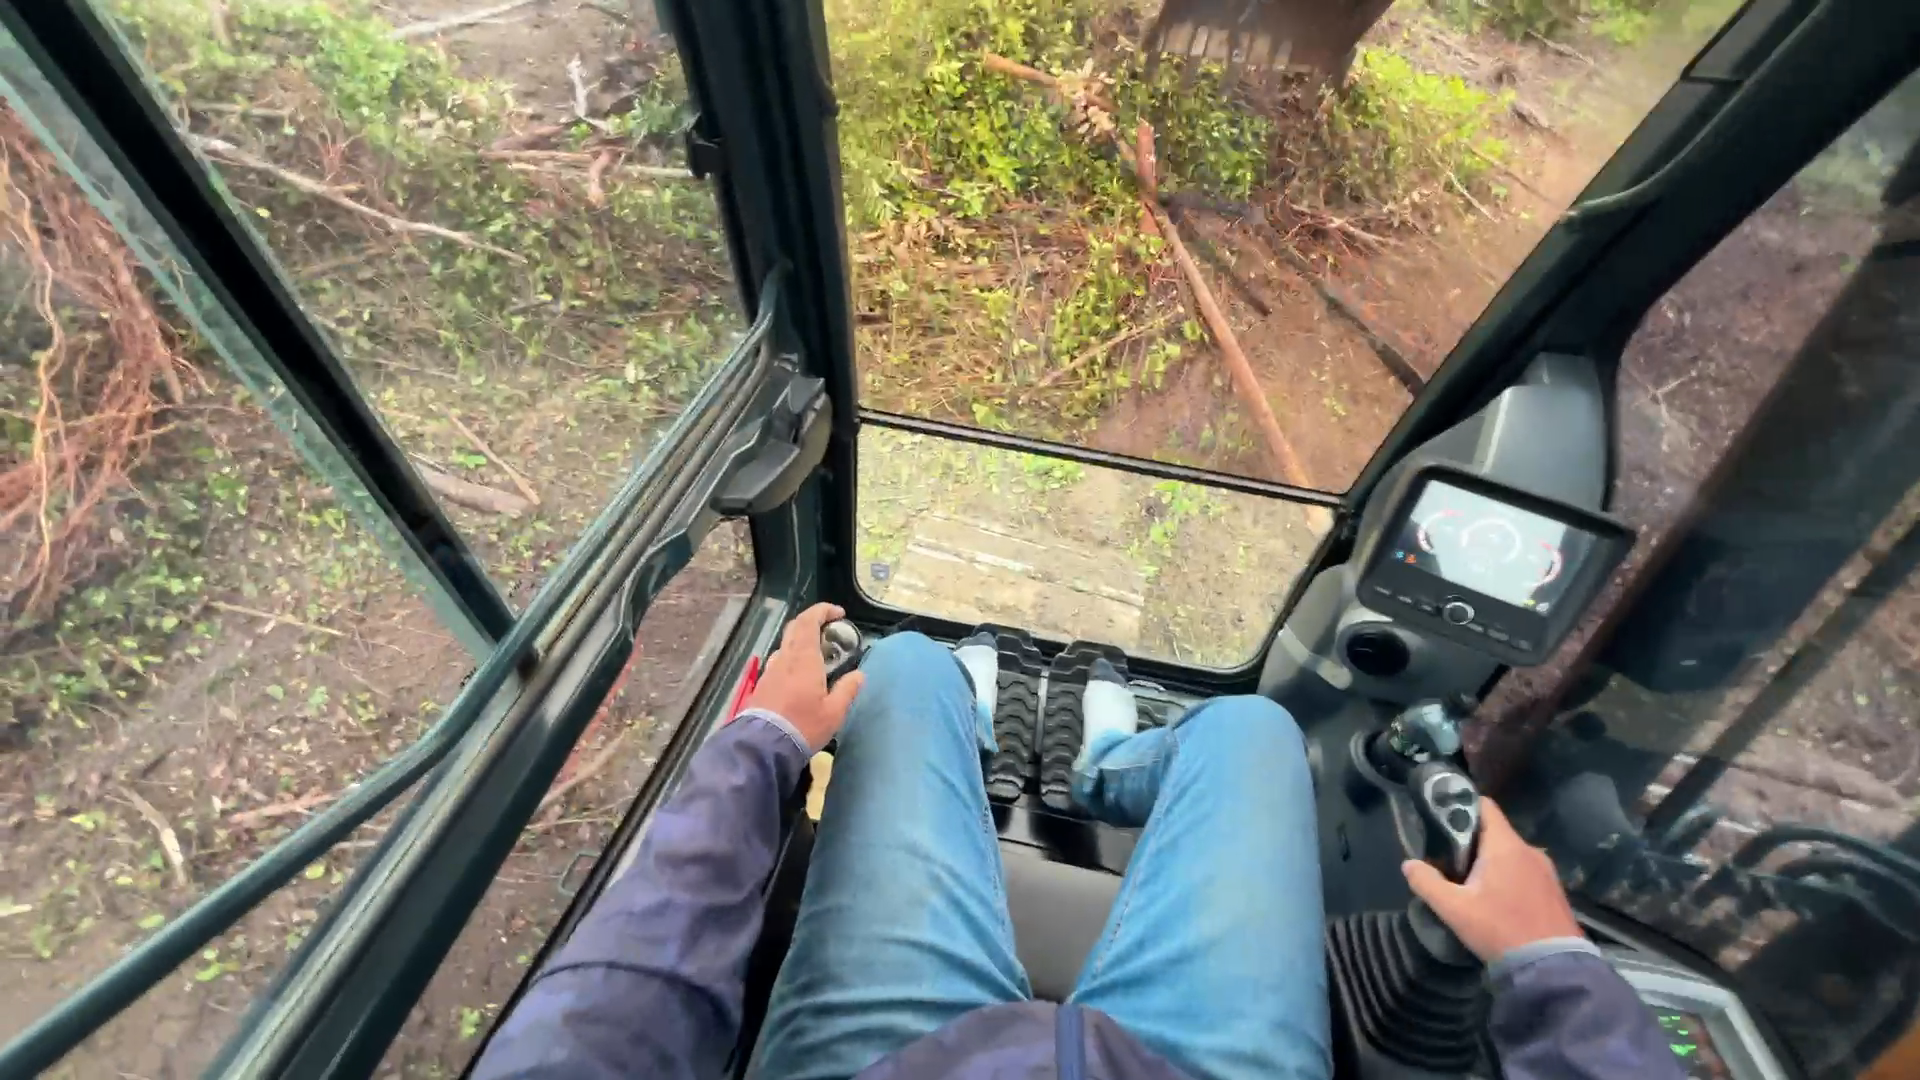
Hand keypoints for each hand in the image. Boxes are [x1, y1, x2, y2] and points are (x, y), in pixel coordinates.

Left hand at [744, 603, 864, 751]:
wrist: (763, 746)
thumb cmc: (803, 725)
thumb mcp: (834, 712)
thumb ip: (847, 690)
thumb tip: (859, 675)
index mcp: (803, 658)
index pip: (809, 621)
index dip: (823, 610)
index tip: (839, 614)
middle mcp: (784, 658)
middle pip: (795, 627)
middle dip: (813, 621)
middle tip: (830, 630)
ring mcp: (770, 671)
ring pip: (786, 645)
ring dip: (802, 642)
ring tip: (818, 656)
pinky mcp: (762, 685)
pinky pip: (779, 662)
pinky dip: (793, 659)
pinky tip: (801, 677)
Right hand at [1402, 798, 1582, 963]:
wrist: (1556, 972)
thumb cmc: (1501, 929)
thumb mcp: (1453, 908)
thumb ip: (1425, 882)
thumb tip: (1409, 865)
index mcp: (1506, 846)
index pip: (1484, 806)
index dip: (1460, 806)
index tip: (1440, 818)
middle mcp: (1530, 852)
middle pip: (1493, 831)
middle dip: (1469, 840)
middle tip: (1447, 857)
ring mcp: (1547, 873)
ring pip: (1509, 853)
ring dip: (1489, 861)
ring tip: (1469, 882)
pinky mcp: (1555, 893)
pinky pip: (1524, 871)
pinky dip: (1507, 876)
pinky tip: (1495, 899)